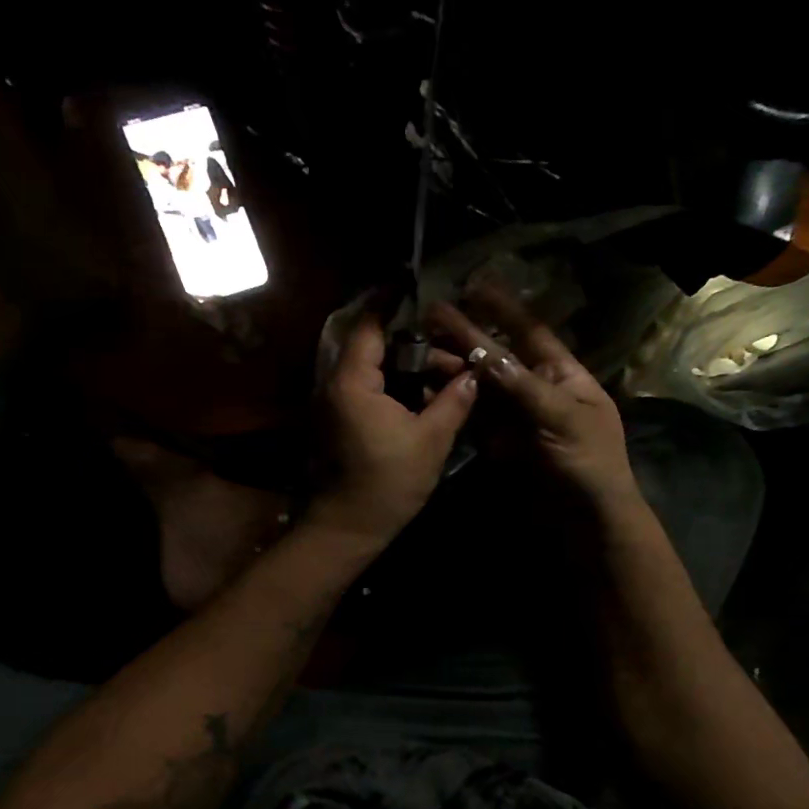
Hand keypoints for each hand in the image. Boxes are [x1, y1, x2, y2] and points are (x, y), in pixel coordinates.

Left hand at [309, 312, 477, 543]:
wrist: (347, 527)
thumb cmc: (387, 483)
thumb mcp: (430, 440)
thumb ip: (454, 401)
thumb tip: (475, 373)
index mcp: (352, 383)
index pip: (368, 325)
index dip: (390, 300)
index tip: (413, 281)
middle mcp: (334, 386)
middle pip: (373, 346)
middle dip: (413, 342)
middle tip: (452, 345)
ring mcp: (333, 404)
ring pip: (371, 370)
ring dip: (407, 368)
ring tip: (449, 376)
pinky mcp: (337, 421)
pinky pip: (366, 389)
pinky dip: (394, 386)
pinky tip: (426, 396)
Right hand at [429, 281, 637, 507]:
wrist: (582, 520)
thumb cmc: (588, 464)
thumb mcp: (563, 419)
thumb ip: (523, 387)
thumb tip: (485, 355)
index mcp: (560, 374)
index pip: (529, 332)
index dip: (502, 308)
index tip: (473, 285)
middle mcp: (531, 387)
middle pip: (493, 354)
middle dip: (462, 334)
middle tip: (427, 314)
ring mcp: (510, 414)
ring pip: (475, 382)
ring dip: (448, 365)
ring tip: (415, 348)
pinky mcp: (492, 438)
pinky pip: (467, 412)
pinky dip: (446, 400)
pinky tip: (421, 387)